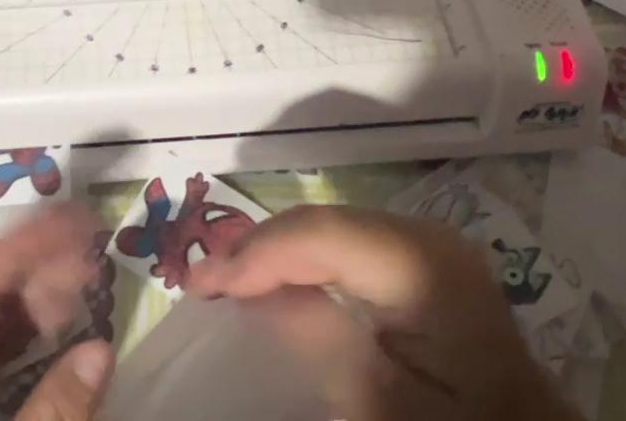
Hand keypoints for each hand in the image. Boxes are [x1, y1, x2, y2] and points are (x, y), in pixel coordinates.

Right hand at [187, 204, 577, 420]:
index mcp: (421, 265)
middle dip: (258, 249)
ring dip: (277, 253)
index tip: (198, 289)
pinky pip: (349, 246)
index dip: (252, 254)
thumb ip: (317, 338)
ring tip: (226, 281)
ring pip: (329, 229)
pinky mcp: (424, 263)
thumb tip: (255, 289)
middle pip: (321, 223)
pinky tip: (276, 281)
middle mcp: (425, 236)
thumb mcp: (382, 406)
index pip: (317, 236)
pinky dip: (306, 261)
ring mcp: (427, 245)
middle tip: (202, 285)